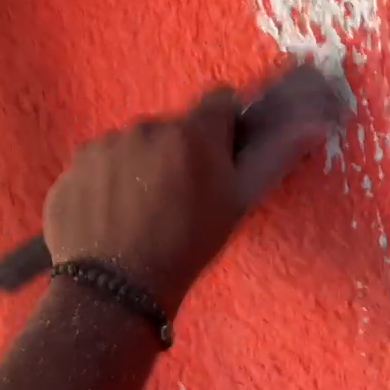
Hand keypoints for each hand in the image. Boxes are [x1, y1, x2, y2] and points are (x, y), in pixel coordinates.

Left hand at [42, 66, 342, 308]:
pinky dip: (108, 182)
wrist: (116, 288)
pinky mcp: (71, 167)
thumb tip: (318, 124)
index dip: (225, 127)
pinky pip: (99, 164)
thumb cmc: (190, 243)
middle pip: (176, 126)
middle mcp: (148, 125)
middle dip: (182, 149)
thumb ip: (277, 155)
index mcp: (194, 130)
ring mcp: (104, 144)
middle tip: (183, 195)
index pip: (220, 101)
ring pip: (136, 144)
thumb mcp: (240, 201)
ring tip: (145, 210)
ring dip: (144, 164)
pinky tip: (114, 216)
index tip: (221, 156)